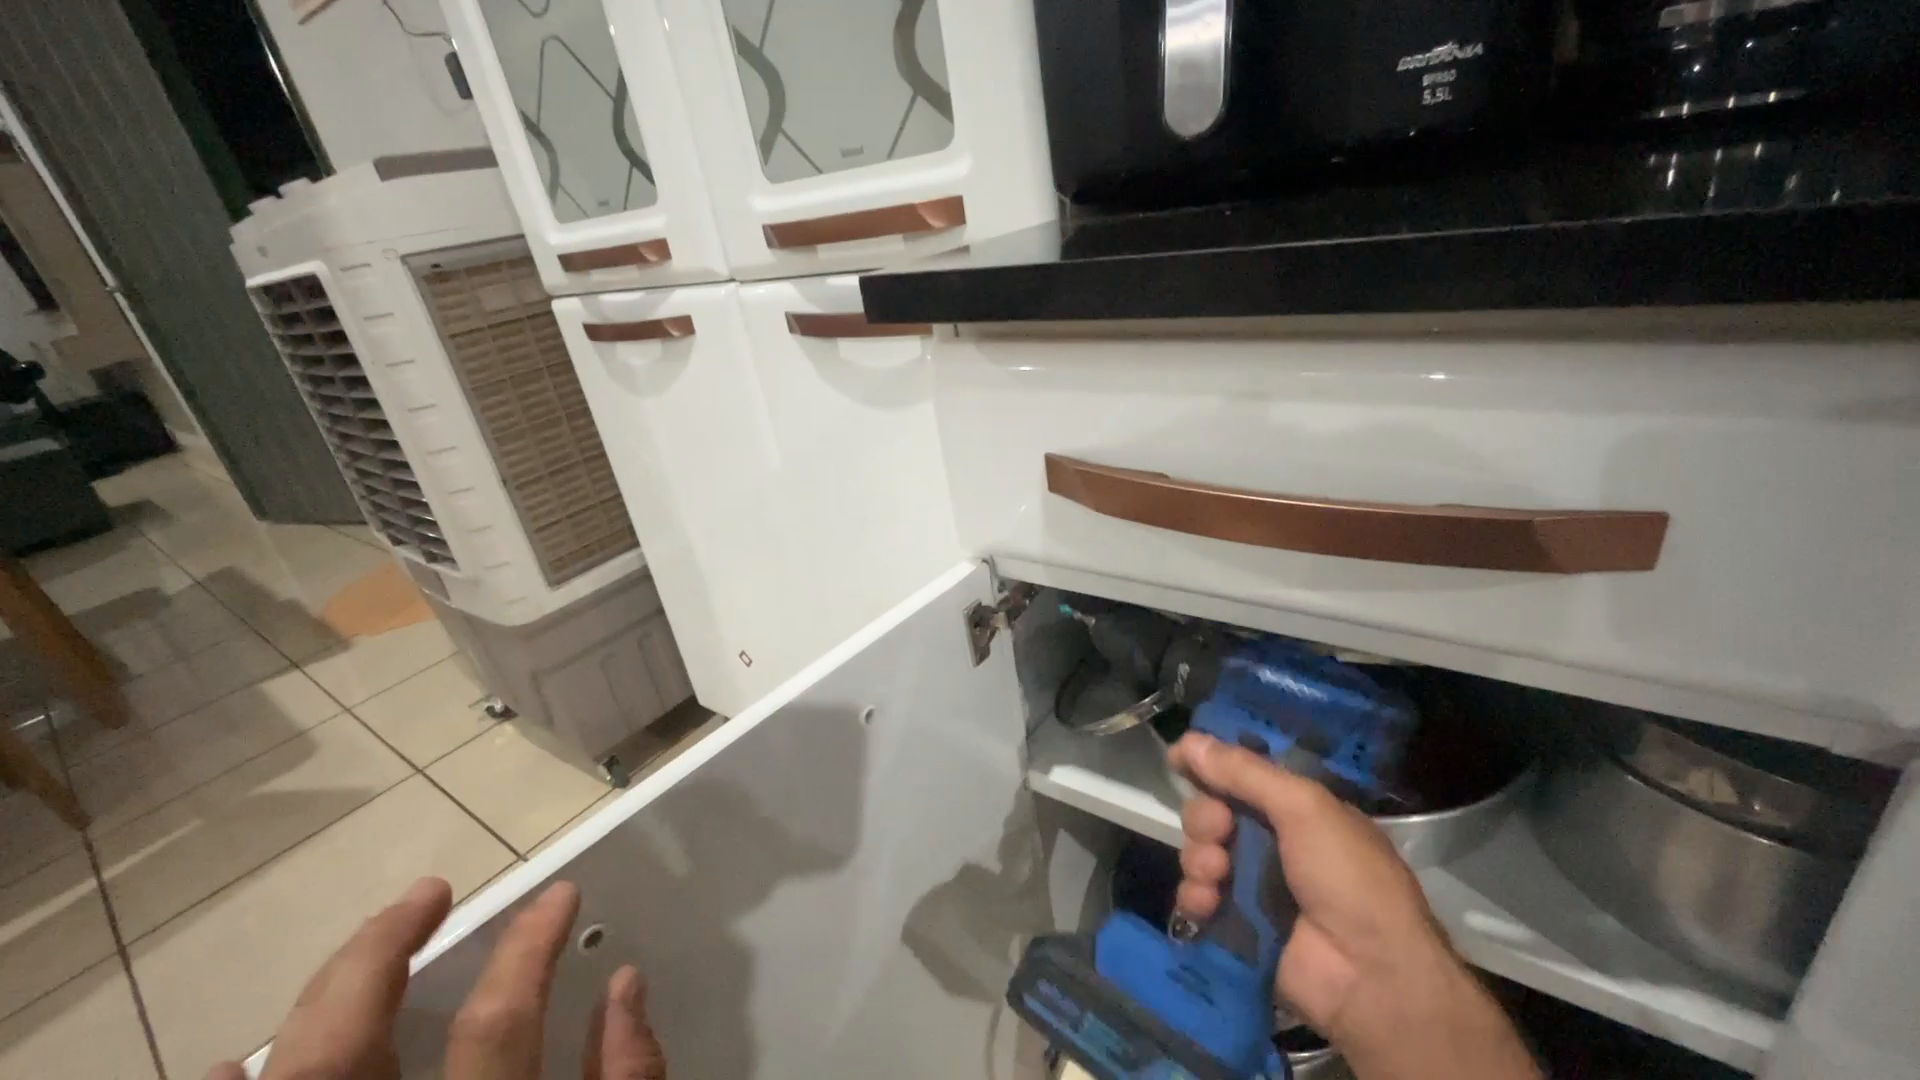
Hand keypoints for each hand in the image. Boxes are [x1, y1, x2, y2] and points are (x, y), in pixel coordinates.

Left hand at [204, 877, 665, 1079]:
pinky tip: (237, 1058)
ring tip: (362, 944)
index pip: (497, 1026)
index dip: (528, 949)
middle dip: (380, 955)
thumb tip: (627, 986)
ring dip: (307, 1007)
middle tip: (426, 894)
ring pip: (284, 1079)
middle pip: (343, 1050)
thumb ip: (627, 1078)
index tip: (560, 894)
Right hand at [1168, 733, 1538, 1079]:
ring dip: (1199, 859)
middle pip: (1211, 812)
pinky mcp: (1236, 927)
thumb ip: (1244, 772)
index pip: (1240, 776)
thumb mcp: (1304, 807)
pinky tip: (1206, 905)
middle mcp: (1272, 844)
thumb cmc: (1347, 878)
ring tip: (1217, 876)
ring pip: (1199, 854)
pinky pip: (1195, 899)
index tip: (1178, 760)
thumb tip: (1189, 739)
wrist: (1370, 974)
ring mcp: (1252, 887)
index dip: (1209, 767)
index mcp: (1296, 810)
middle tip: (1220, 831)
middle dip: (1205, 818)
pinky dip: (1194, 897)